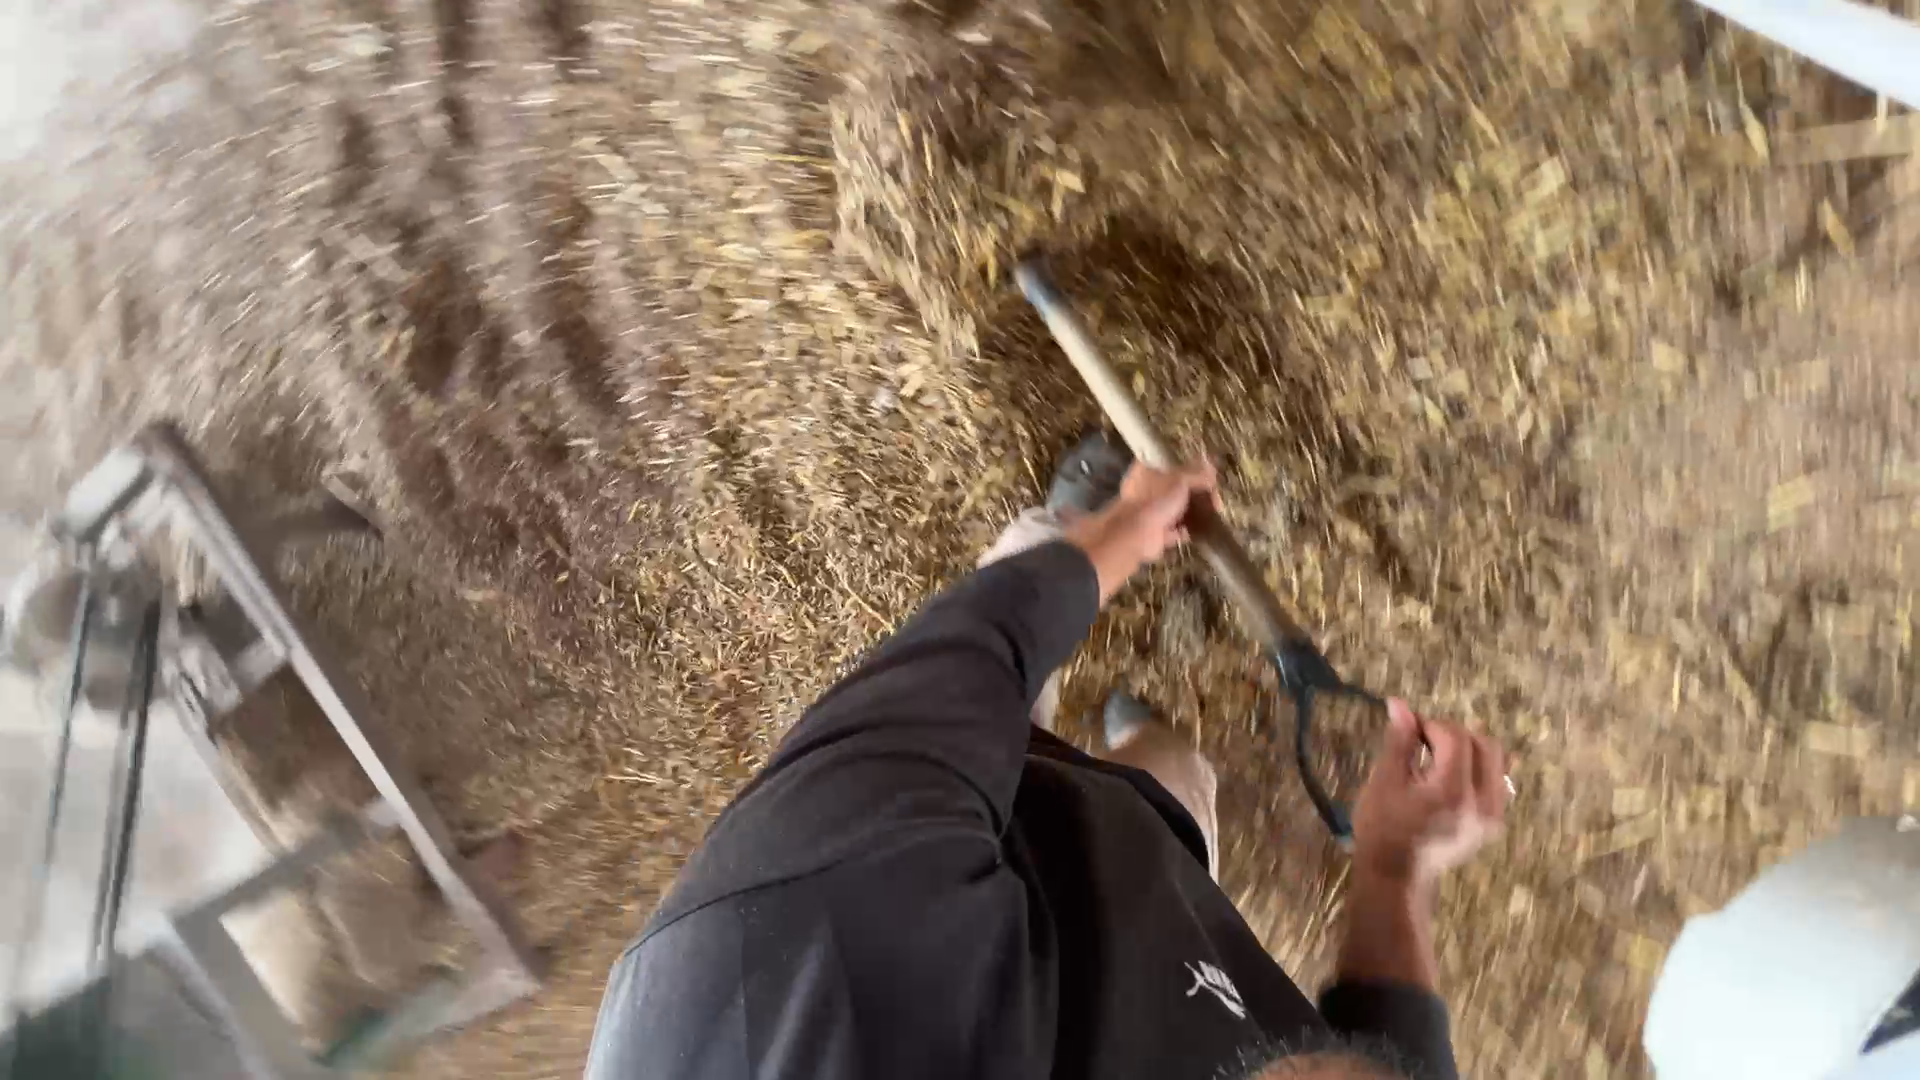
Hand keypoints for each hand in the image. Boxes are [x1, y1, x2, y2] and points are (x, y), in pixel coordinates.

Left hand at [1062, 458, 1217, 600]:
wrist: (1138, 535)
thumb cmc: (1157, 499)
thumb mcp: (1181, 480)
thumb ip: (1197, 473)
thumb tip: (1210, 464)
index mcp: (1146, 470)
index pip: (1170, 464)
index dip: (1190, 468)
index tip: (1208, 476)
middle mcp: (1144, 490)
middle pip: (1174, 488)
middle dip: (1194, 494)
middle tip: (1213, 499)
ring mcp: (1148, 512)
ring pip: (1175, 510)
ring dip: (1192, 512)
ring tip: (1213, 513)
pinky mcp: (1154, 533)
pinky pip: (1175, 530)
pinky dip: (1187, 530)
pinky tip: (1202, 529)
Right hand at [1350, 699, 1506, 894]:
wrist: (1398, 874)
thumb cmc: (1382, 825)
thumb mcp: (1384, 780)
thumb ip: (1399, 741)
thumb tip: (1399, 704)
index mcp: (1453, 791)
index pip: (1456, 737)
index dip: (1430, 724)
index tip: (1407, 728)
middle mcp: (1484, 803)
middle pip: (1485, 745)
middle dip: (1452, 733)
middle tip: (1422, 740)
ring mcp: (1494, 816)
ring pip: (1497, 763)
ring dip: (1468, 749)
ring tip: (1436, 757)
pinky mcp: (1494, 824)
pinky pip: (1498, 783)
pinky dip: (1477, 769)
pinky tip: (1450, 775)